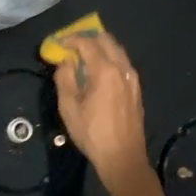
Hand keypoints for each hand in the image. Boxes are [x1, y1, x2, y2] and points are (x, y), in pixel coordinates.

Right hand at [52, 29, 147, 178]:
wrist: (123, 158)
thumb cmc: (93, 134)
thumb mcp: (69, 108)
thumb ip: (65, 78)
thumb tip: (65, 61)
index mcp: (105, 71)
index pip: (87, 43)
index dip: (71, 39)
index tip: (58, 43)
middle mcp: (122, 69)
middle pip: (106, 40)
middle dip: (87, 37)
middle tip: (71, 45)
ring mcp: (132, 78)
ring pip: (117, 50)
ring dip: (100, 47)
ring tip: (83, 56)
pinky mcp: (136, 88)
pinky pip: (122, 63)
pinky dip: (109, 58)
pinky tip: (98, 71)